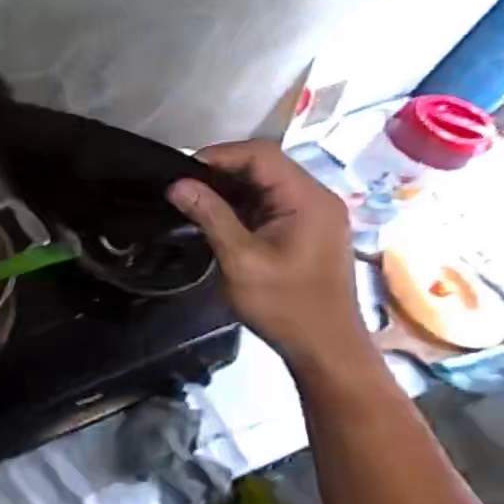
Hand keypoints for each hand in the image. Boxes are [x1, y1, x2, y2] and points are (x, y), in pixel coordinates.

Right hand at [168, 140, 370, 365]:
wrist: (326, 349)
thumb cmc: (285, 306)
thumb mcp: (240, 260)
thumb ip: (211, 216)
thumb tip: (177, 184)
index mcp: (308, 198)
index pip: (261, 154)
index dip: (219, 155)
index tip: (183, 170)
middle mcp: (317, 197)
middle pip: (266, 165)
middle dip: (223, 171)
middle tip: (184, 186)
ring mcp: (316, 213)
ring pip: (268, 184)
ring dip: (233, 189)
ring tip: (196, 200)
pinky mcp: (310, 230)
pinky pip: (274, 203)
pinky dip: (246, 205)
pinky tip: (221, 217)